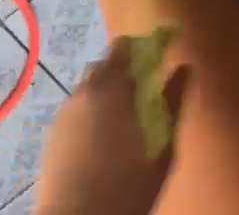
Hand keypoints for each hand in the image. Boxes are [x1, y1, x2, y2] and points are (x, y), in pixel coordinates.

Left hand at [35, 42, 190, 214]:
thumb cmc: (126, 188)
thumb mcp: (162, 151)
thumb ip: (173, 104)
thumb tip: (185, 68)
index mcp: (113, 89)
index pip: (125, 48)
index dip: (141, 49)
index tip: (156, 58)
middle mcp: (86, 90)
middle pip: (105, 64)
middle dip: (123, 69)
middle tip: (142, 91)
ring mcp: (66, 110)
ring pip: (89, 85)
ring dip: (105, 89)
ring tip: (121, 116)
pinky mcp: (53, 130)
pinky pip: (76, 106)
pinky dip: (90, 109)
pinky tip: (99, 135)